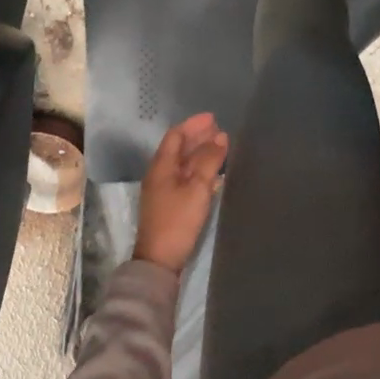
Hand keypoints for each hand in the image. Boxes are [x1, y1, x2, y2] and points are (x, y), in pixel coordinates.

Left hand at [133, 113, 228, 273]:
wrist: (159, 260)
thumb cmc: (178, 220)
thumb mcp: (197, 188)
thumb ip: (209, 161)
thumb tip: (221, 136)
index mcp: (161, 165)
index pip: (176, 135)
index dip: (194, 125)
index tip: (214, 118)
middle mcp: (159, 173)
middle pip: (179, 148)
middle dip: (198, 137)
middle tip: (220, 130)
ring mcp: (163, 189)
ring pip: (183, 163)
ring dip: (200, 153)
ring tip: (221, 147)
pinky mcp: (169, 203)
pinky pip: (185, 177)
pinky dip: (199, 170)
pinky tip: (214, 174)